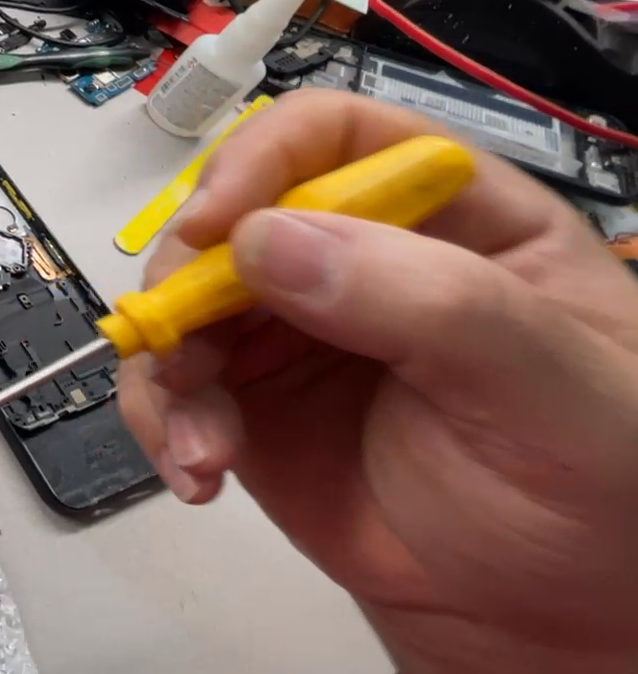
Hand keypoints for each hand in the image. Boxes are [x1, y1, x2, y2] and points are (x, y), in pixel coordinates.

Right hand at [118, 90, 637, 672]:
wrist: (530, 613)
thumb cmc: (592, 499)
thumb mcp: (558, 396)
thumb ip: (435, 306)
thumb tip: (265, 239)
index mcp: (438, 220)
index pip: (326, 136)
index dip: (260, 160)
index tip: (213, 225)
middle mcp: (340, 254)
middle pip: (220, 216)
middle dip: (185, 284)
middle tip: (188, 354)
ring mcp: (275, 318)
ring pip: (170, 295)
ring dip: (165, 366)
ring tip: (202, 446)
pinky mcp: (230, 380)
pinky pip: (158, 373)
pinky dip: (157, 418)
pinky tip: (195, 469)